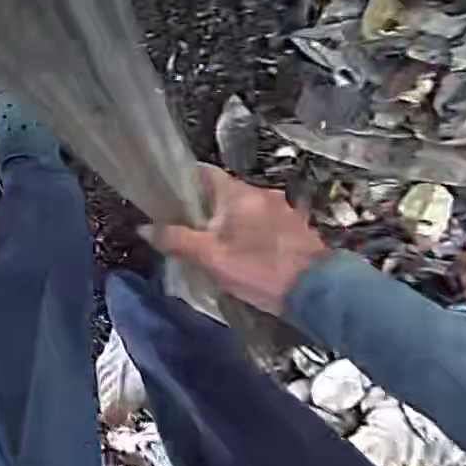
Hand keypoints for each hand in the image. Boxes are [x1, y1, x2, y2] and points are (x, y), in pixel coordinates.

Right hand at [145, 166, 328, 314]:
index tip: (166, 195)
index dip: (182, 180)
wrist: (319, 293)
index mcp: (238, 194)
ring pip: (242, 208)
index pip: (204, 172)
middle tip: (183, 226)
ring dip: (225, 221)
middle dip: (201, 207)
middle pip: (222, 192)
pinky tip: (240, 251)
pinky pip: (260, 221)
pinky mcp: (296, 229)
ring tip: (210, 243)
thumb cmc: (259, 269)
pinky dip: (246, 231)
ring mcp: (283, 210)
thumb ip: (175, 240)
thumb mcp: (209, 257)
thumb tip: (145, 229)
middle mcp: (262, 194)